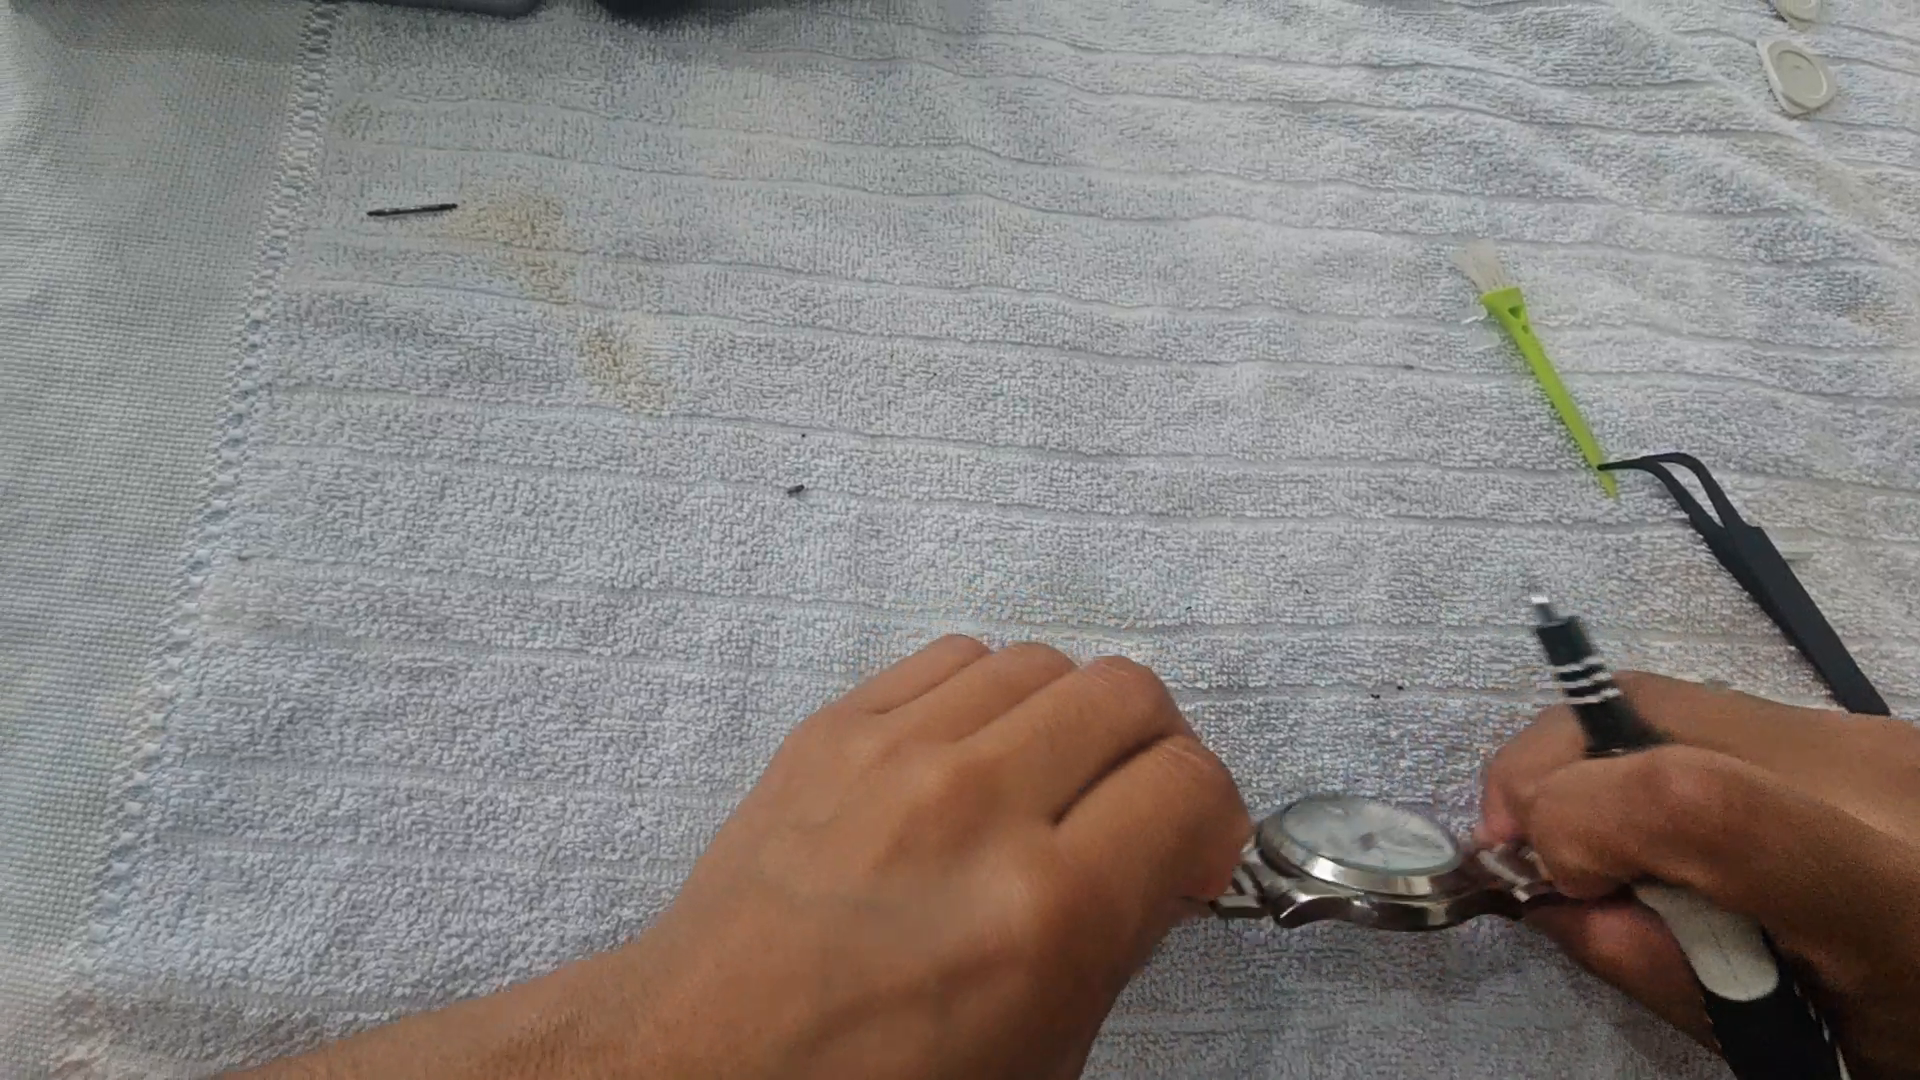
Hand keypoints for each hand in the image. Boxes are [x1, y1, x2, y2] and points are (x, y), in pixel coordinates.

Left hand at [240, 637, 1249, 1079]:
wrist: (707, 1053)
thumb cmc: (887, 1078)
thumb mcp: (1047, 1045)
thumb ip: (1126, 922)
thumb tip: (1169, 836)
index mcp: (1047, 911)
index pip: (1188, 784)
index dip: (1211, 812)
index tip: (1186, 845)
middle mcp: (976, 803)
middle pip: (1126, 690)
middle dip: (1152, 742)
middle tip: (1127, 795)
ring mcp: (896, 746)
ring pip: (1043, 660)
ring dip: (1067, 714)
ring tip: (1039, 771)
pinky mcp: (835, 720)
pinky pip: (955, 657)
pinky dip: (987, 694)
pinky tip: (965, 746)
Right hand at [1479, 672, 1919, 1079]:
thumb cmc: (1915, 1030)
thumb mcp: (1795, 1044)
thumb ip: (1650, 968)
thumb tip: (1543, 895)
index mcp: (1895, 896)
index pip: (1690, 803)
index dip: (1577, 822)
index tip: (1560, 882)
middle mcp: (1872, 778)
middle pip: (1633, 712)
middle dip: (1536, 771)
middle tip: (1517, 838)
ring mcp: (1852, 731)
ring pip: (1637, 698)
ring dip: (1564, 758)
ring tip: (1565, 824)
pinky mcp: (1829, 719)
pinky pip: (1669, 712)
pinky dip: (1609, 754)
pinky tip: (1625, 810)